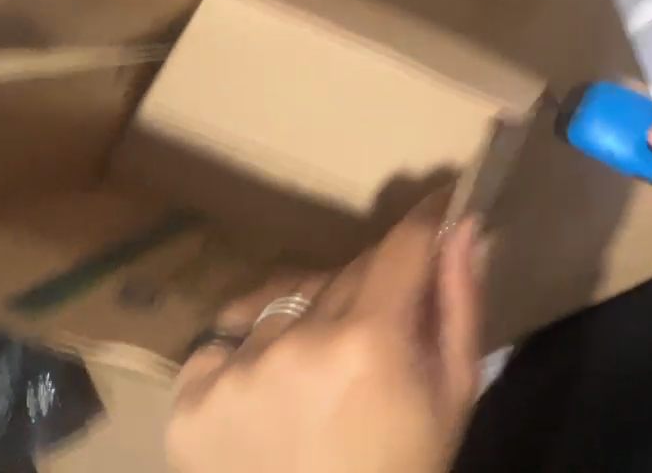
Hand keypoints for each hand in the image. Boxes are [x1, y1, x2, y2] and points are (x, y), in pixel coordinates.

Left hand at [166, 207, 483, 472]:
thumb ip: (460, 299)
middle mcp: (298, 340)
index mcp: (371, 337)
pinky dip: (249, 353)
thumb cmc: (407, 464)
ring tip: (326, 362)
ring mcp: (235, 372)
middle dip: (380, 279)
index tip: (446, 205)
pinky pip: (223, 344)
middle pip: (350, 268)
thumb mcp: (456, 386)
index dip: (430, 216)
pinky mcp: (187, 406)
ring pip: (290, 300)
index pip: (404, 241)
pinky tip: (270, 389)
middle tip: (391, 319)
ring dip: (316, 313)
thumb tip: (464, 225)